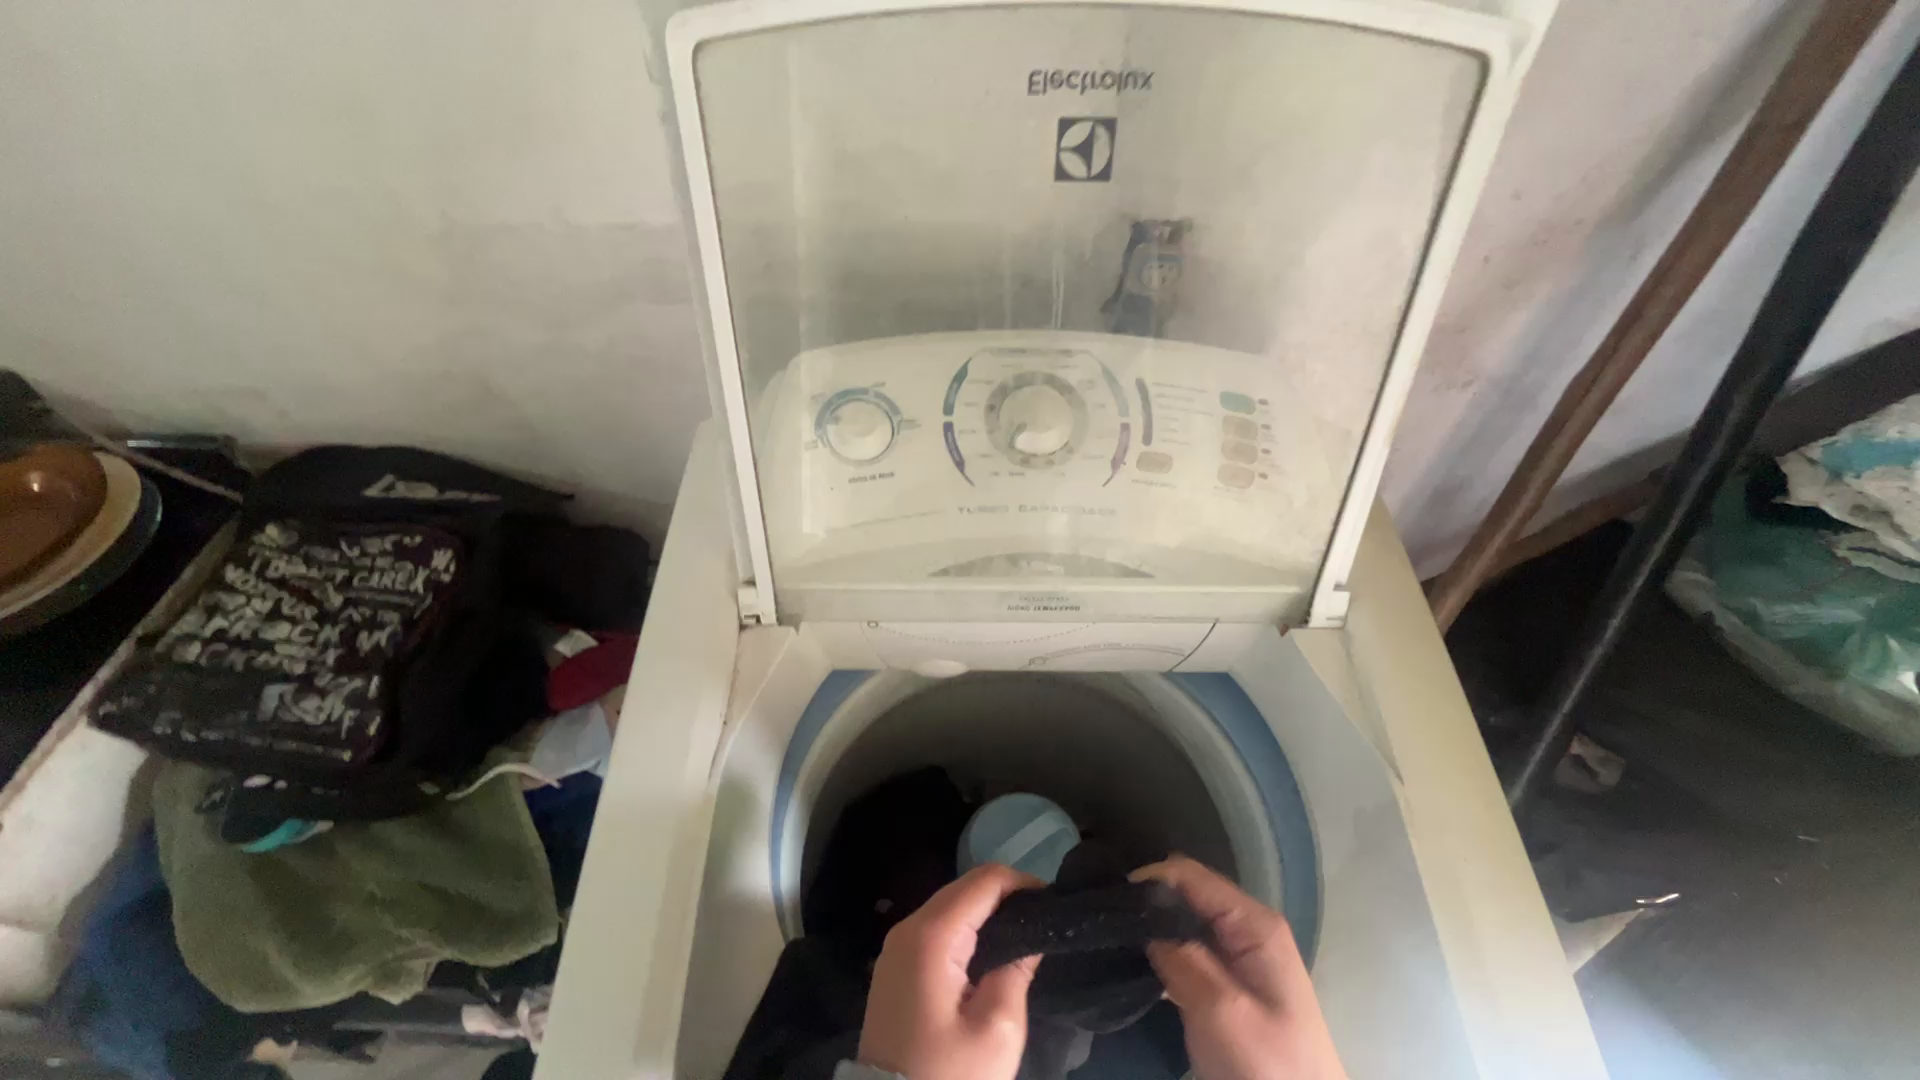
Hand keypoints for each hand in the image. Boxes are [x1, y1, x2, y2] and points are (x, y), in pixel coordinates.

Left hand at [858, 863, 1043, 1079]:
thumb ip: (1016, 971)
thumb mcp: (996, 1031)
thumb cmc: (948, 1078)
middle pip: (963, 888)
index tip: (1052, 903)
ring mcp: (896, 947)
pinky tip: (990, 951)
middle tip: (1041, 920)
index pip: (983, 881)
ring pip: (949, 906)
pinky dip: (966, 928)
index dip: (1021, 883)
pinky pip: (935, 928)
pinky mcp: (895, 967)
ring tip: (1022, 935)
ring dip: (985, 911)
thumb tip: (1030, 936)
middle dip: (1005, 894)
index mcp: (931, 936)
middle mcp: (907, 928)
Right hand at [1132, 856, 1345, 1079]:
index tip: (1110, 902)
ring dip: (1150, 927)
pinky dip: (1159, 951)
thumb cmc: (1270, 1069)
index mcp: (1253, 925)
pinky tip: (1132, 963)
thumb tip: (1143, 925)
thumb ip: (1183, 961)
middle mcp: (1246, 929)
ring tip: (1110, 939)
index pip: (1191, 875)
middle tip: (1106, 923)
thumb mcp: (1223, 1014)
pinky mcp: (1226, 984)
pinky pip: (1185, 950)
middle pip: (1186, 893)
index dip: (1150, 880)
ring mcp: (1238, 958)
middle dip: (1148, 901)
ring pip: (1182, 922)